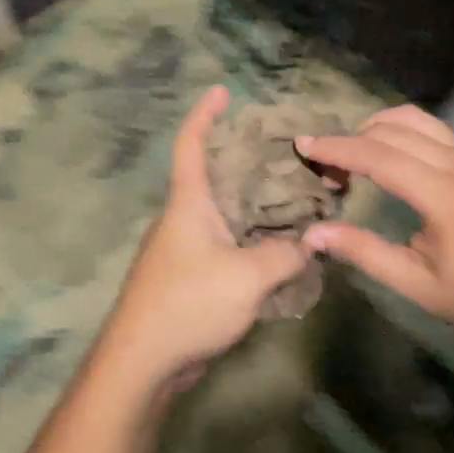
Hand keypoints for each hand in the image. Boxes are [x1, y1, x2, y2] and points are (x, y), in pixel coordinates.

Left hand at [100, 86, 308, 388]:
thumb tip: (311, 243)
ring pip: (223, 213)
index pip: (191, 144)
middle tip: (285, 153)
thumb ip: (283, 256)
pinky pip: (225, 244)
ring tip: (293, 199)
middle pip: (214, 176)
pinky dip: (250, 239)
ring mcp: (184, 248)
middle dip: (246, 161)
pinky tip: (278, 250)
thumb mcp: (246, 277)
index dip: (204, 114)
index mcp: (188, 202)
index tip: (222, 91)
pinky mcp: (190, 277)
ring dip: (253, 204)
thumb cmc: (187, 303)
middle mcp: (183, 217)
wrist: (142, 361)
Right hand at [297, 105, 453, 350]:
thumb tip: (313, 234)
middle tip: (319, 162)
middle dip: (348, 139)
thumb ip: (364, 253)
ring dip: (373, 127)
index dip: (337, 148)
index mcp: (443, 196)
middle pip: (390, 131)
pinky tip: (382, 150)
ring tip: (348, 153)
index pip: (378, 156)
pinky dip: (397, 128)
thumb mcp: (417, 286)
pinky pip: (429, 127)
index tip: (303, 147)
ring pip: (411, 119)